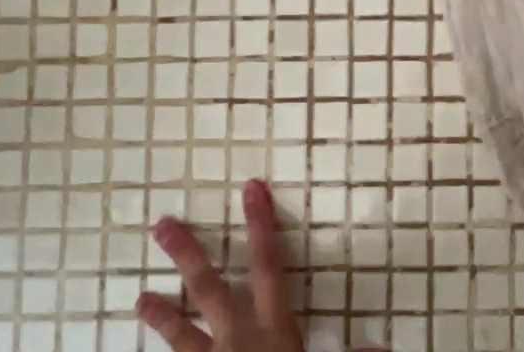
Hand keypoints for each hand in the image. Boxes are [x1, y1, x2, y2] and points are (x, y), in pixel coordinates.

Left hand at [137, 180, 303, 351]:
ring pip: (181, 333)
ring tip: (139, 297)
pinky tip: (154, 342)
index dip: (262, 224)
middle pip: (209, 288)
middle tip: (162, 225)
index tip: (251, 187)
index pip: (270, 265)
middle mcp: (235, 339)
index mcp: (272, 328)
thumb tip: (383, 347)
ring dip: (162, 314)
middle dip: (187, 255)